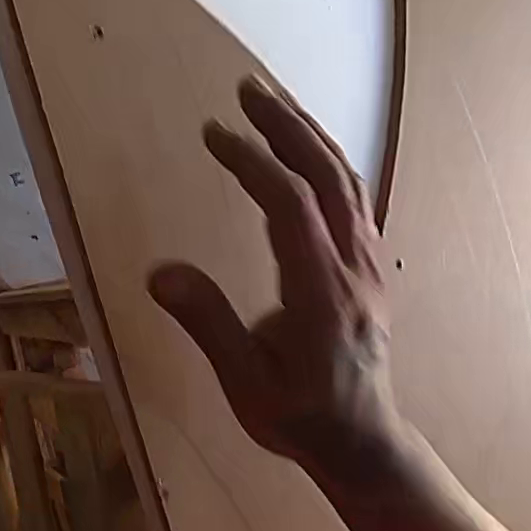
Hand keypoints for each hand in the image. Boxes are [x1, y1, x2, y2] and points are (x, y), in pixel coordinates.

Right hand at [149, 78, 403, 480]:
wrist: (361, 441)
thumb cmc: (299, 417)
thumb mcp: (244, 382)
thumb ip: (207, 324)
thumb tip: (159, 273)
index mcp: (320, 292)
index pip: (289, 204)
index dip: (251, 163)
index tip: (215, 135)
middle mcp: (354, 267)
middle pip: (327, 176)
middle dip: (286, 126)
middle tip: (248, 89)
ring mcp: (370, 266)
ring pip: (349, 182)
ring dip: (311, 136)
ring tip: (275, 106)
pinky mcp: (371, 270)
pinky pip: (356, 201)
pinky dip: (330, 164)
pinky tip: (309, 155)